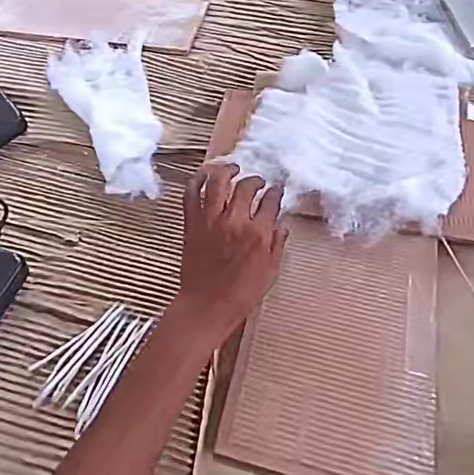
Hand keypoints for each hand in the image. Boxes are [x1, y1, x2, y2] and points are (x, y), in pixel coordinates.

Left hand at [168, 164, 286, 349]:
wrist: (207, 305)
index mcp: (258, 234)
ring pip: (218, 182)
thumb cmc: (241, 293)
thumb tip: (282, 225)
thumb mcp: (270, 270)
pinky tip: (204, 176)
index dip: (276, 192)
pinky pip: (191, 194)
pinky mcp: (192, 223)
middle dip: (256, 180)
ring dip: (227, 170)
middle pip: (247, 186)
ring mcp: (211, 220)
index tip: (277, 189)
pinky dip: (197, 181)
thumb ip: (277, 244)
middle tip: (258, 182)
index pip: (271, 201)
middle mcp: (235, 222)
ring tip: (233, 169)